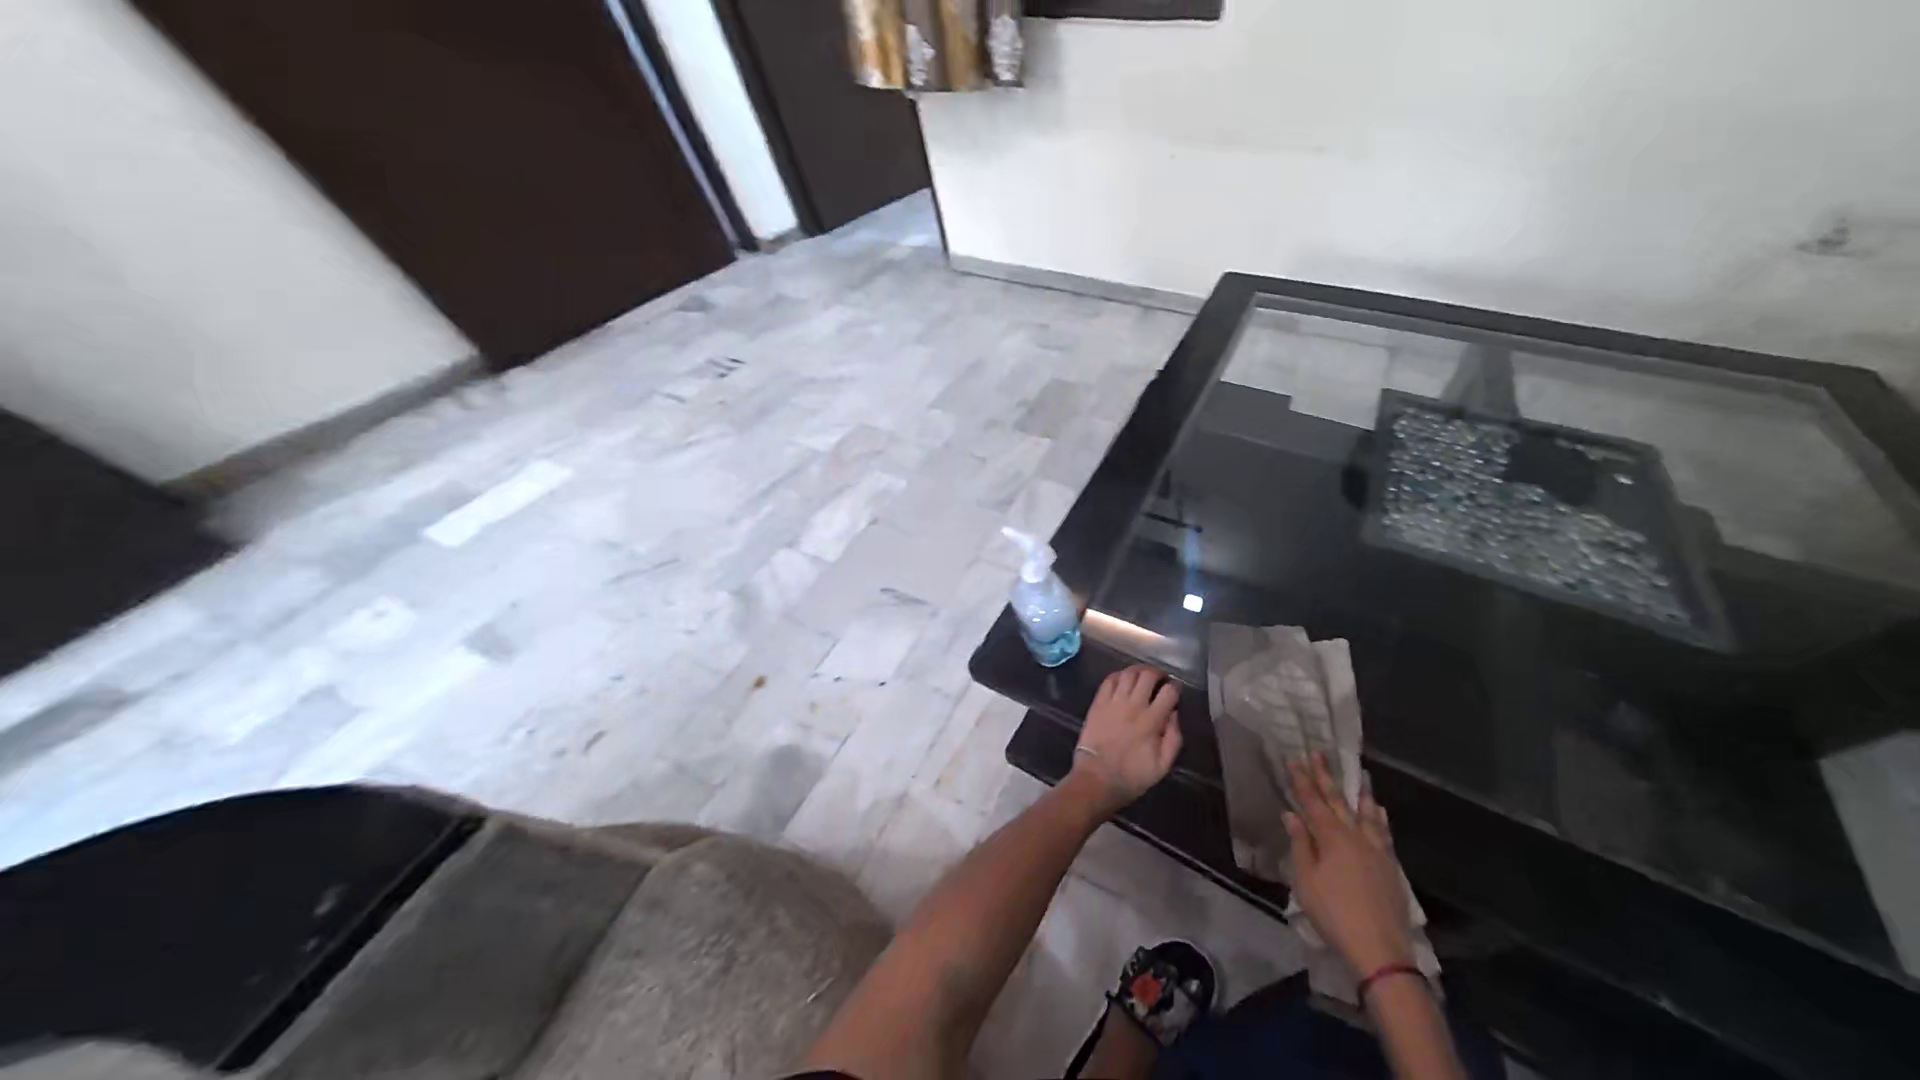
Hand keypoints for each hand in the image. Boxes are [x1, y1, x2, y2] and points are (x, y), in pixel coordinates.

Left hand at [1067, 665, 1182, 817]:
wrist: (1097, 778)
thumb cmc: (1132, 775)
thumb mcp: (1163, 764)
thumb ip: (1174, 737)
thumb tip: (1174, 714)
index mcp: (1152, 721)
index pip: (1169, 691)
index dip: (1176, 687)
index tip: (1176, 689)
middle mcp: (1133, 706)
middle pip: (1148, 675)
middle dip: (1158, 674)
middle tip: (1160, 680)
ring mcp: (1113, 702)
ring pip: (1128, 673)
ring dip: (1139, 671)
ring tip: (1143, 677)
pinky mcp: (1098, 703)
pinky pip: (1108, 680)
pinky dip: (1118, 675)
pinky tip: (1123, 680)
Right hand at [1284, 752, 1414, 974]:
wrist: (1380, 949)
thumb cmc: (1334, 913)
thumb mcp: (1306, 880)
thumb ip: (1300, 845)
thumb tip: (1292, 815)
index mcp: (1332, 838)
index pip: (1313, 802)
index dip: (1302, 781)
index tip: (1295, 759)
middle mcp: (1356, 837)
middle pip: (1338, 802)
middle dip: (1326, 778)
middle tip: (1318, 754)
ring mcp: (1377, 852)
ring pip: (1366, 815)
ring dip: (1358, 794)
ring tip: (1359, 777)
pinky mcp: (1390, 867)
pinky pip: (1383, 833)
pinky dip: (1378, 818)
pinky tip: (1379, 813)